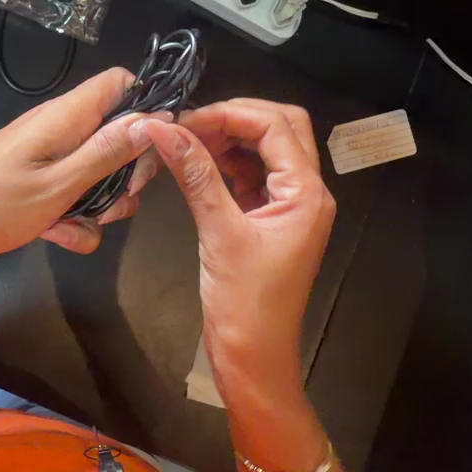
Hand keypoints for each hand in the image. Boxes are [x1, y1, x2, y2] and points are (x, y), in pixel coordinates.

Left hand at [0, 67, 161, 291]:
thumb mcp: (59, 183)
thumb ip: (108, 152)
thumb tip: (155, 117)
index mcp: (66, 116)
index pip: (120, 84)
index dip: (146, 107)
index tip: (157, 147)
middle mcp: (63, 132)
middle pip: (120, 136)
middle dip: (128, 172)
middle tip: (119, 196)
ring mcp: (53, 162)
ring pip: (103, 176)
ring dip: (102, 205)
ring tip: (78, 221)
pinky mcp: (44, 190)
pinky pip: (79, 201)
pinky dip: (76, 223)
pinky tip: (59, 236)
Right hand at [139, 100, 335, 392]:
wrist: (254, 359)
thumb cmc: (244, 304)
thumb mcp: (219, 233)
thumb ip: (195, 175)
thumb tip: (163, 128)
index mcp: (307, 193)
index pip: (275, 126)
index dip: (230, 113)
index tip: (184, 119)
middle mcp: (306, 192)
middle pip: (279, 129)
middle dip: (235, 118)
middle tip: (188, 125)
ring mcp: (289, 205)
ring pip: (265, 150)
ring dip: (228, 139)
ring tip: (185, 140)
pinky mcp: (269, 219)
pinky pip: (252, 176)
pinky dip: (226, 164)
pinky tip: (196, 163)